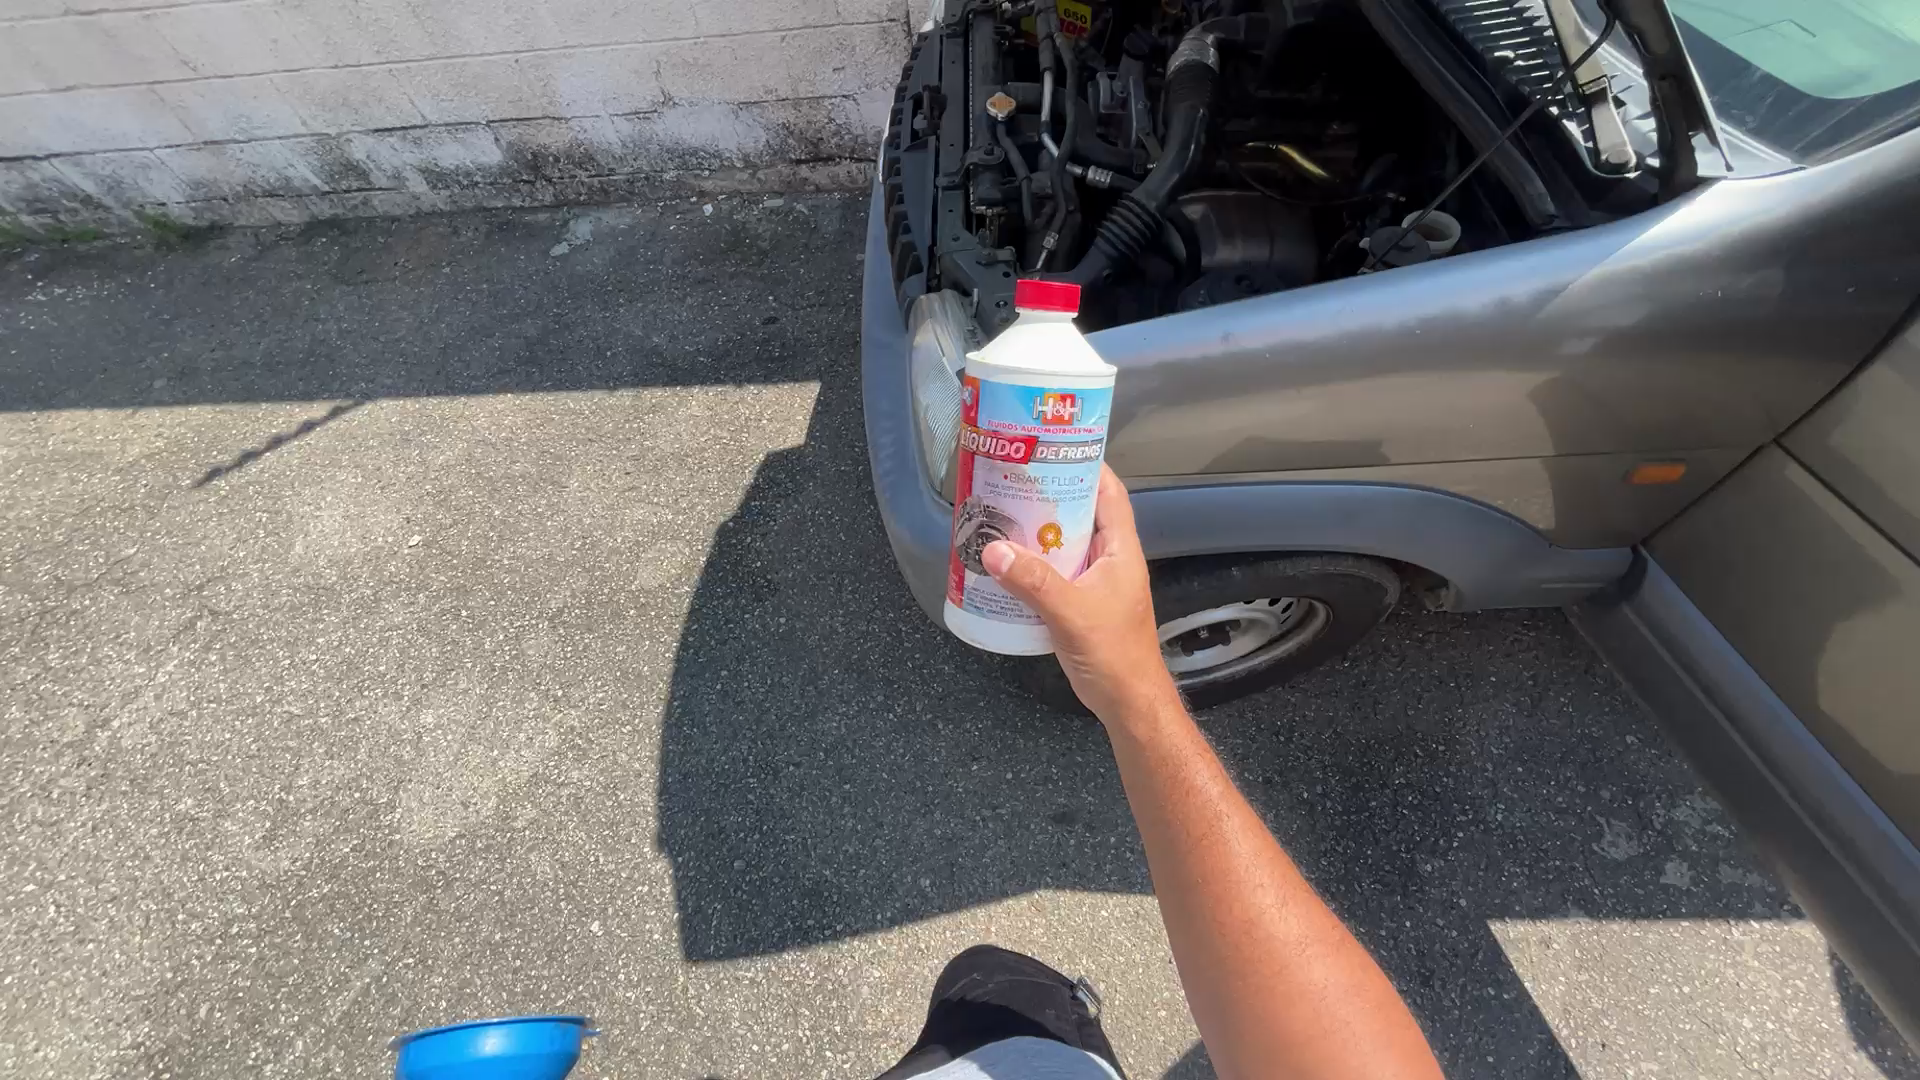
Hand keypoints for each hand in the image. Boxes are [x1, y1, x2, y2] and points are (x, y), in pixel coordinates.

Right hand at [982, 465, 1179, 725]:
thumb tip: (991, 549)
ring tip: (1000, 513)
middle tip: (1011, 480)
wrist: (1126, 702)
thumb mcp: (1071, 613)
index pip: (1109, 493)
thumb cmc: (1112, 653)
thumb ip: (1033, 581)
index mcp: (1120, 550)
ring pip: (1063, 543)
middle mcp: (1108, 559)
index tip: (1052, 447)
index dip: (1086, 466)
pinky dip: (1030, 562)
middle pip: (1080, 514)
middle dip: (1049, 497)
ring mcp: (1093, 581)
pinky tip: (1003, 562)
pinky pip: (1052, 571)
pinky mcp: (1078, 602)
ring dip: (1035, 531)